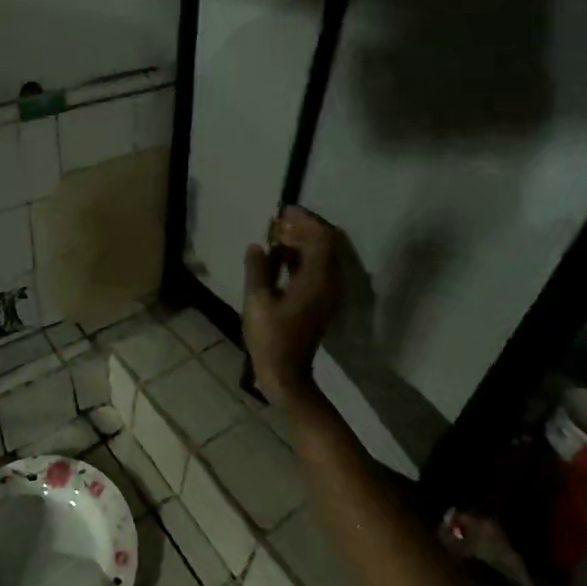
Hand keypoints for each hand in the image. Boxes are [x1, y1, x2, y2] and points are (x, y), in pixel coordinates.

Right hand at [242, 206, 339, 400]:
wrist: (287, 374)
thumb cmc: (271, 338)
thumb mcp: (257, 301)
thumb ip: (257, 269)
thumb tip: (257, 246)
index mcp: (317, 280)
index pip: (321, 238)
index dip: (305, 220)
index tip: (284, 211)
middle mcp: (330, 283)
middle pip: (325, 244)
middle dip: (303, 228)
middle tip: (278, 222)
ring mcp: (328, 294)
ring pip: (321, 257)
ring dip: (302, 243)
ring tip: (276, 237)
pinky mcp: (322, 302)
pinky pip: (317, 270)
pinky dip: (302, 259)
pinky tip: (280, 259)